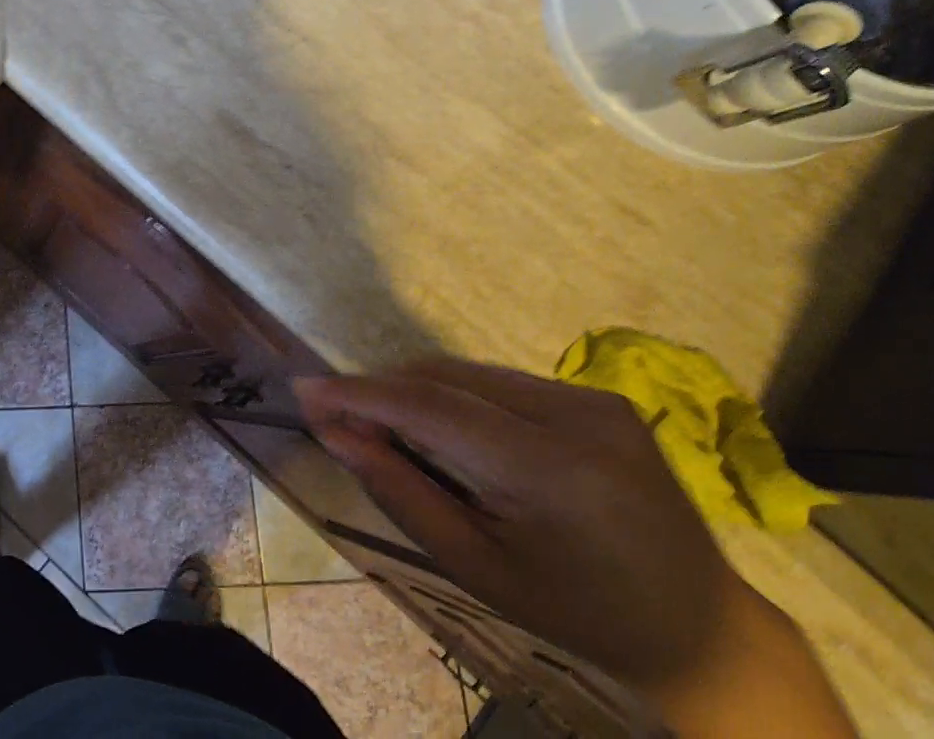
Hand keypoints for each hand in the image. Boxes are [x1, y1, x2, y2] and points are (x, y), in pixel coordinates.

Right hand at [294, 362, 849, 733]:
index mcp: (548, 468)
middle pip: (444, 378)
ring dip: (414, 392)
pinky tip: (443, 433)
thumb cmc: (574, 611)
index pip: (428, 406)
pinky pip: (498, 383)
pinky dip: (454, 398)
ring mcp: (593, 400)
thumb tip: (334, 430)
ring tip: (384, 430)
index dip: (357, 393)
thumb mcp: (474, 565)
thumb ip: (399, 489)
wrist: (698, 626)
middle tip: (336, 420)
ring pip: (468, 374)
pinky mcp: (599, 399)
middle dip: (380, 391)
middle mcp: (575, 415)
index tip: (302, 391)